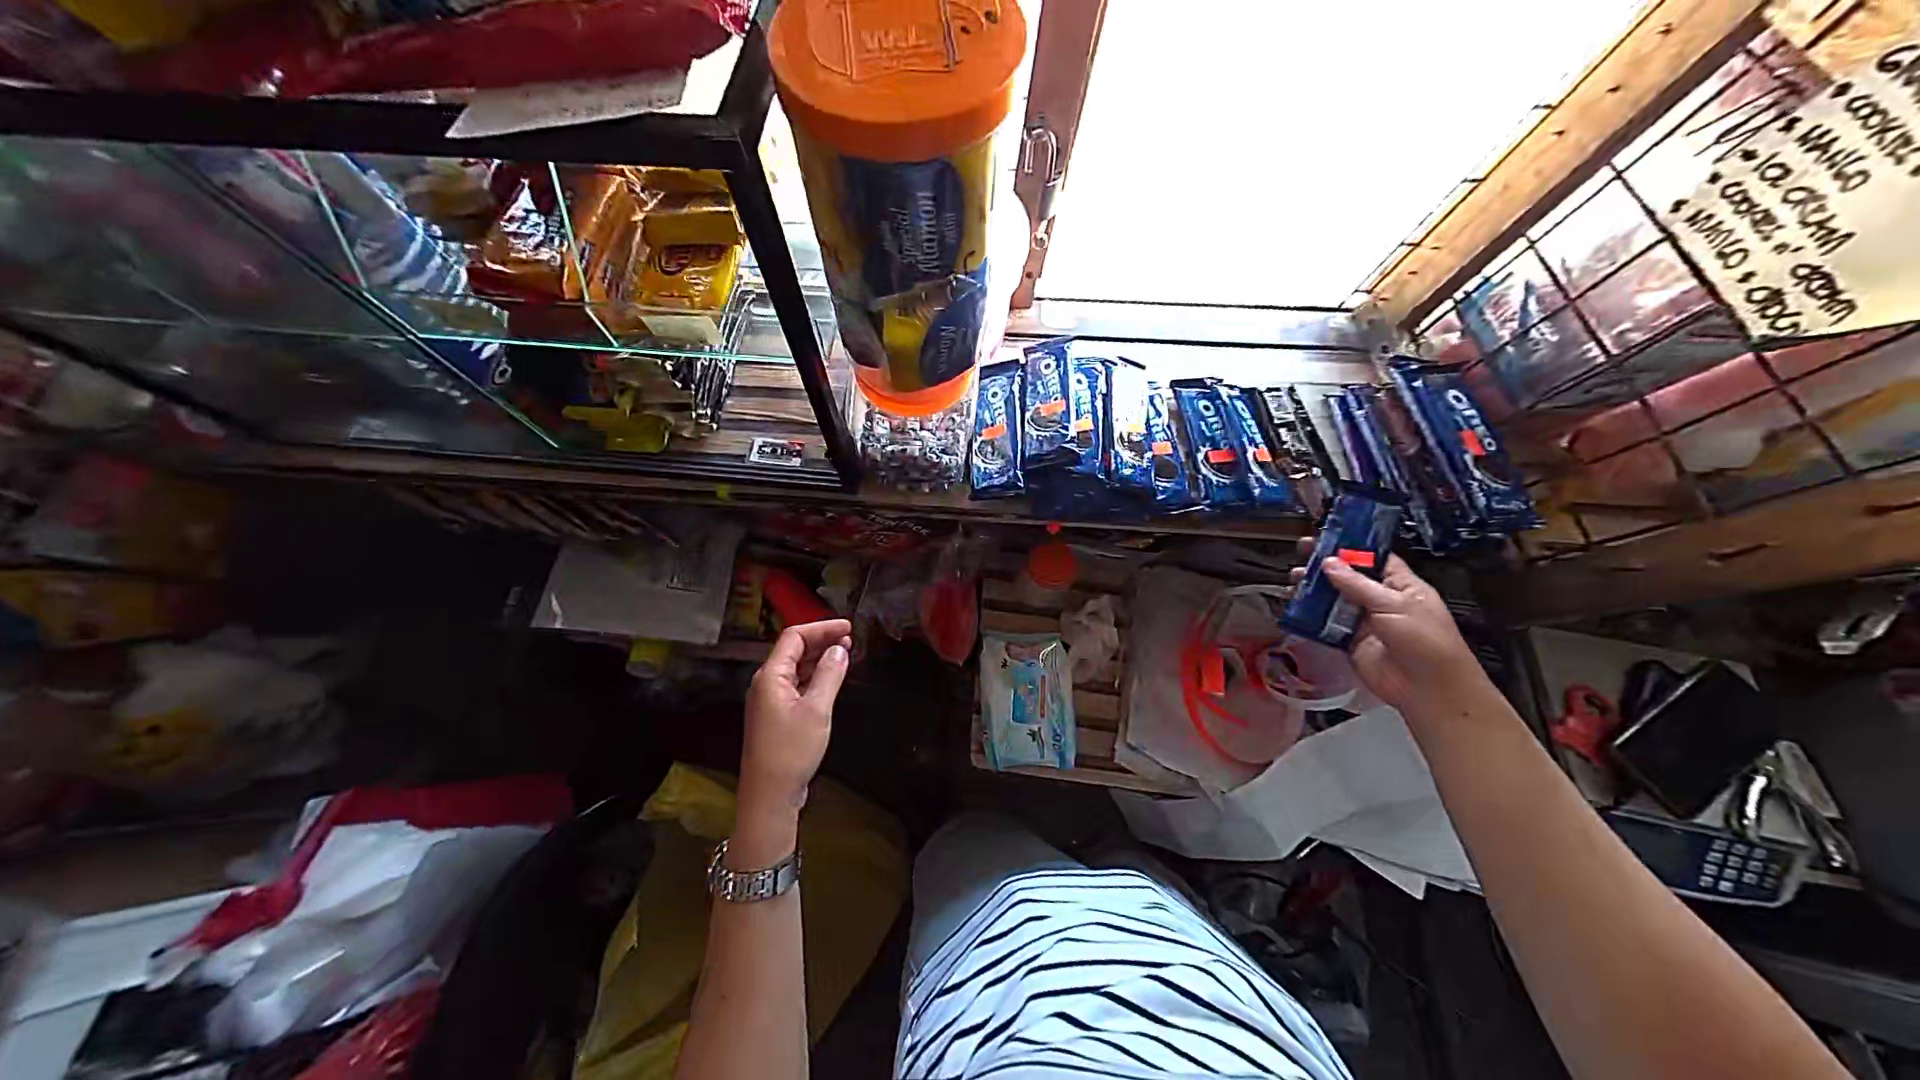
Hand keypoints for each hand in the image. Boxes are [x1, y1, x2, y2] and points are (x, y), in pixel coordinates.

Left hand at [739, 619, 850, 831]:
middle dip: (822, 641)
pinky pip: (795, 684)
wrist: (769, 795)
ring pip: (795, 667)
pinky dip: (813, 676)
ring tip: (845, 655)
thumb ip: (829, 675)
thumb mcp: (817, 710)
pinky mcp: (775, 715)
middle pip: (793, 649)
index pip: (794, 636)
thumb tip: (840, 650)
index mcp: (770, 676)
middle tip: (850, 640)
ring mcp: (769, 700)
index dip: (822, 628)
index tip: (848, 628)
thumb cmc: (791, 751)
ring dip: (819, 658)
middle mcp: (766, 683)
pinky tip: (830, 680)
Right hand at [1291, 551, 1482, 710]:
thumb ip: (1358, 585)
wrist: (1427, 689)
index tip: (1324, 538)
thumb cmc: (1425, 642)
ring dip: (1313, 589)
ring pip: (1333, 599)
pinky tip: (1295, 606)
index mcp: (1401, 585)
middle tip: (1301, 554)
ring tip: (1294, 579)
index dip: (1350, 547)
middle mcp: (1380, 600)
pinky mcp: (1349, 641)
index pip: (1373, 558)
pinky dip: (1309, 617)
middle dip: (1324, 566)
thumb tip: (1329, 563)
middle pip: (1348, 577)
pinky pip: (1325, 625)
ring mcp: (1363, 621)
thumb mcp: (1394, 606)